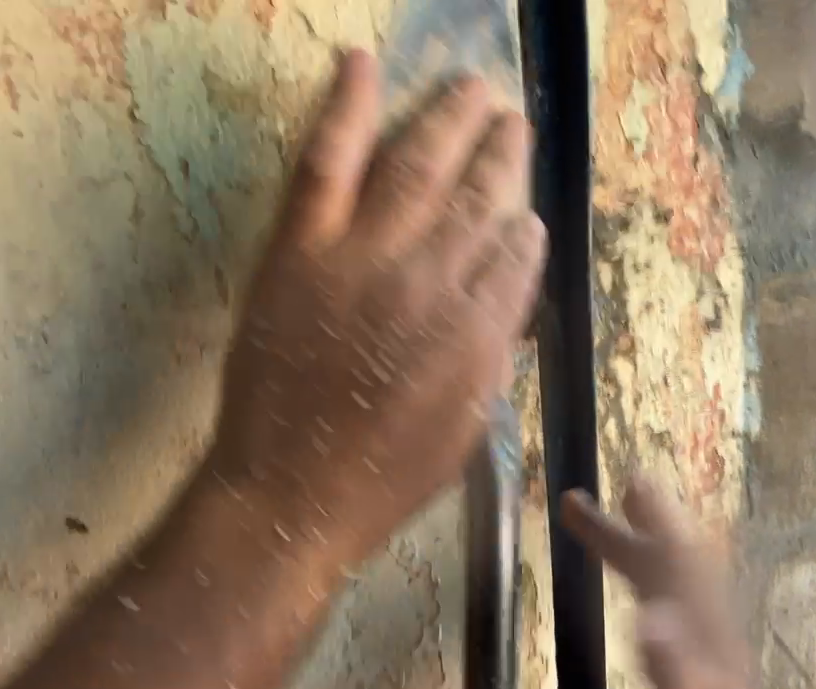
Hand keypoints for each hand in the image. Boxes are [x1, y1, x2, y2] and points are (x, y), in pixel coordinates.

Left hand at [208, 51, 545, 566]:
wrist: (290, 496)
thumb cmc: (384, 481)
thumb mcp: (464, 433)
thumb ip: (489, 359)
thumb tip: (504, 302)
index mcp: (478, 334)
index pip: (516, 254)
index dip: (523, 229)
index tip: (525, 216)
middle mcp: (431, 282)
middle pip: (478, 198)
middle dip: (502, 155)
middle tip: (513, 121)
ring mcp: (362, 259)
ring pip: (415, 166)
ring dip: (449, 118)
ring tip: (473, 86)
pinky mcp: (299, 252)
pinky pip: (323, 165)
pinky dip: (342, 110)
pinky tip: (361, 64)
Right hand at [561, 480, 772, 688]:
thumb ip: (676, 685)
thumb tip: (652, 617)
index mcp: (706, 653)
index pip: (677, 576)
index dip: (648, 531)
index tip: (620, 488)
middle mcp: (712, 646)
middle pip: (677, 570)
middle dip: (641, 528)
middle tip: (605, 492)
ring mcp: (707, 662)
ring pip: (677, 589)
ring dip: (647, 549)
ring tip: (619, 519)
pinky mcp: (696, 681)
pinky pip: (674, 615)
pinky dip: (650, 586)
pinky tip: (637, 595)